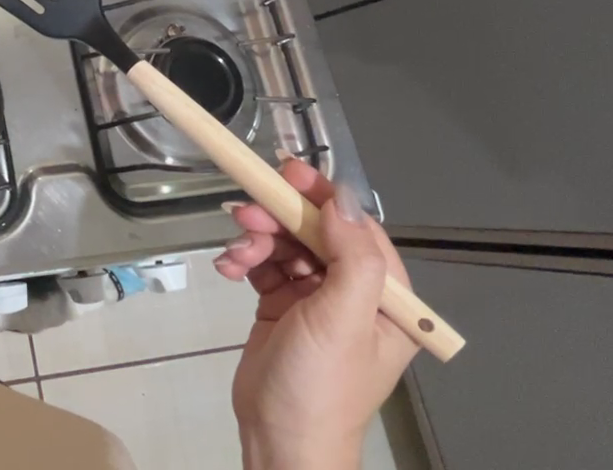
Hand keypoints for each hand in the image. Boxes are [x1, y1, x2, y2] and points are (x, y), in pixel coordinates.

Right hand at [213, 159, 416, 469]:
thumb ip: (351, 258)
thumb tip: (343, 199)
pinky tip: (227, 269)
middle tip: (244, 211)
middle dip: (278, 218)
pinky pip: (261, 264)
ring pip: (283, 244)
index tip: (290, 173)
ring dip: (255, 240)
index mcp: (386, 300)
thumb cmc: (321, 383)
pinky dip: (242, 260)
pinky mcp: (278, 305)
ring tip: (234, 253)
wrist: (279, 438)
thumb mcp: (342, 320)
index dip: (326, 198)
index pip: (359, 231)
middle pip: (314, 232)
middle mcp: (352, 294)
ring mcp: (313, 299)